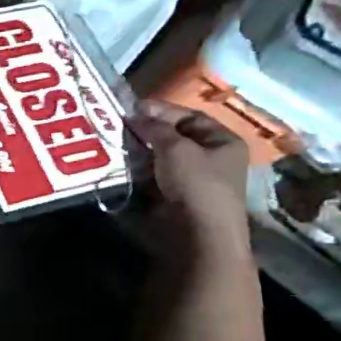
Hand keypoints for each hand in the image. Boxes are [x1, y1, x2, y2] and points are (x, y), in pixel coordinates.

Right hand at [128, 99, 250, 237]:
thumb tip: (136, 114)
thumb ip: (155, 128)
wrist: (198, 231)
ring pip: (162, 157)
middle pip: (176, 136)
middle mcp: (212, 158)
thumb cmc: (196, 183)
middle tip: (121, 127)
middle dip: (148, 131)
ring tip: (117, 145)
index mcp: (223, 141)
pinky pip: (155, 176)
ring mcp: (194, 179)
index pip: (190, 117)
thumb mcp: (176, 148)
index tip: (133, 108)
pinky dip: (140, 170)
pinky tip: (123, 166)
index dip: (162, 110)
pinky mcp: (176, 196)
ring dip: (141, 151)